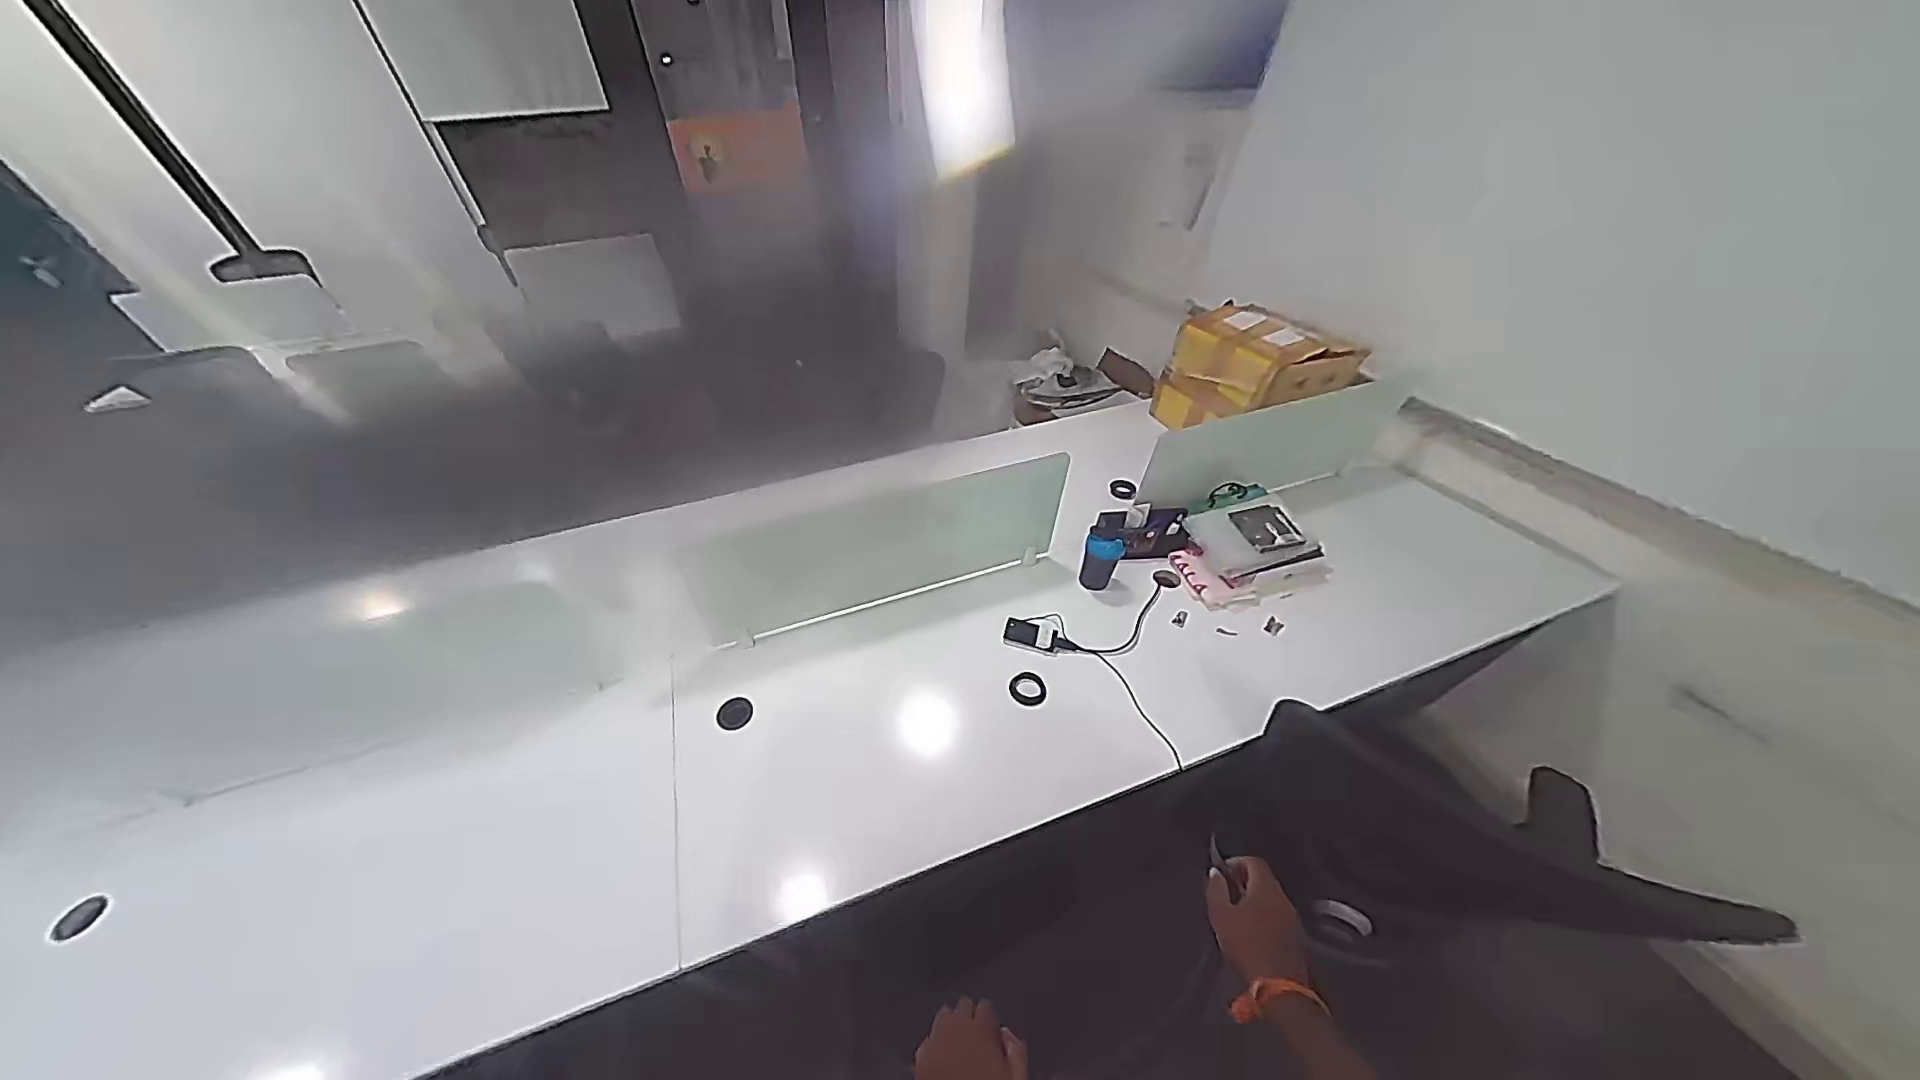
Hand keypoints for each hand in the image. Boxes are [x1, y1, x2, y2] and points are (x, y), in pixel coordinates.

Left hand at [914, 998, 1028, 1079]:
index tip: (991, 1036)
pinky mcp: (920, 1056)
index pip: (986, 1006)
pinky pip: (929, 1038)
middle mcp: (957, 1027)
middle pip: (964, 1005)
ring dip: (952, 1026)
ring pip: (944, 1016)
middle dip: (970, 1018)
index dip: (990, 1022)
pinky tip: (943, 1060)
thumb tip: (1008, 1036)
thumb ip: (1017, 1053)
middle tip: (975, 1043)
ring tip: (959, 1048)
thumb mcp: (1015, 1079)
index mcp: (981, 1030)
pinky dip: (936, 1043)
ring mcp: (935, 1039)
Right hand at [1207, 856, 1311, 984]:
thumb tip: (1216, 874)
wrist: (1281, 990)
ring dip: (1254, 903)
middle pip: (1263, 880)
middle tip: (1226, 895)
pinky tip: (1251, 935)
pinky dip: (1264, 920)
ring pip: (1271, 901)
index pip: (1253, 861)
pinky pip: (1278, 919)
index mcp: (1266, 888)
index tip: (1221, 874)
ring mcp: (1294, 921)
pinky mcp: (1298, 941)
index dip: (1235, 863)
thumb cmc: (1247, 947)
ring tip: (1236, 917)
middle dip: (1243, 884)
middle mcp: (1284, 900)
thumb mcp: (1220, 914)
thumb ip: (1216, 889)